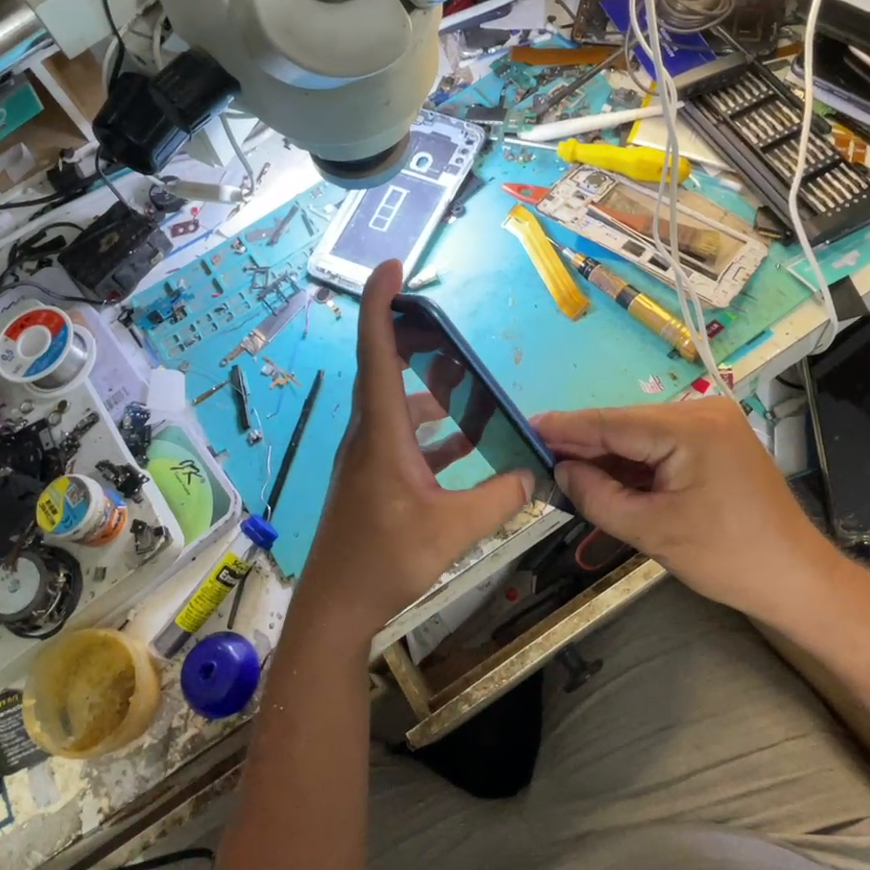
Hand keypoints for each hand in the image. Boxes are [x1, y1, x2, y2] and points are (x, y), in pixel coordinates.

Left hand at [298, 261, 535, 634]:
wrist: (336, 603)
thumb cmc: (386, 561)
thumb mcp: (454, 530)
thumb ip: (499, 499)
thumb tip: (533, 476)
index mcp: (382, 433)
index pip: (376, 352)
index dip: (381, 304)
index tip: (392, 266)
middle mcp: (369, 434)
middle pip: (385, 368)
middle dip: (413, 338)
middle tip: (444, 323)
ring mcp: (367, 456)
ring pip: (396, 404)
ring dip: (429, 389)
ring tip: (468, 385)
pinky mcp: (371, 477)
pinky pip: (401, 436)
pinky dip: (430, 430)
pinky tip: (464, 444)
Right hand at [533, 399, 834, 612]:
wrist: (795, 578)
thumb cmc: (726, 558)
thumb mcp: (651, 531)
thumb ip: (598, 496)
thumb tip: (561, 470)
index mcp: (690, 428)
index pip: (611, 422)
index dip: (565, 427)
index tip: (525, 426)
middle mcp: (703, 411)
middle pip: (625, 424)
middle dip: (583, 443)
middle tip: (537, 455)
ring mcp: (714, 424)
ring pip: (641, 434)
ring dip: (607, 454)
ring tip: (563, 468)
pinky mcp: (717, 441)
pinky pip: (662, 444)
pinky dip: (634, 462)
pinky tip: (604, 474)